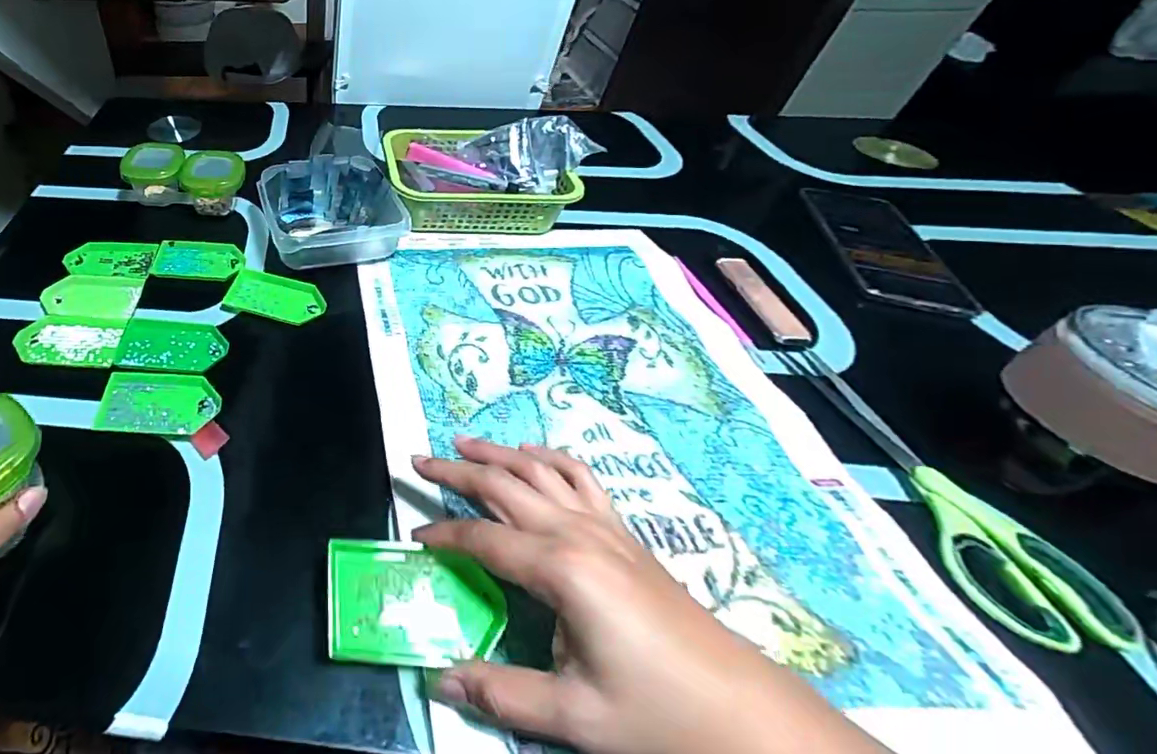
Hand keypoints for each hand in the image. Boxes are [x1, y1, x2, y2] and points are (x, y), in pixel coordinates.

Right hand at [412, 438, 882, 753]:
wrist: (741, 708)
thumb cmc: (657, 714)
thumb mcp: (574, 715)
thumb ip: (502, 692)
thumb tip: (441, 678)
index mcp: (560, 569)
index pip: (484, 539)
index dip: (445, 534)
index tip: (415, 537)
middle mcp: (577, 532)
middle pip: (505, 486)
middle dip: (458, 470)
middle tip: (419, 460)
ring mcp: (604, 526)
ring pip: (540, 471)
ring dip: (499, 452)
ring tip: (465, 442)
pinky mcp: (623, 533)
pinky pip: (581, 477)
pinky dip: (550, 459)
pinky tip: (534, 457)